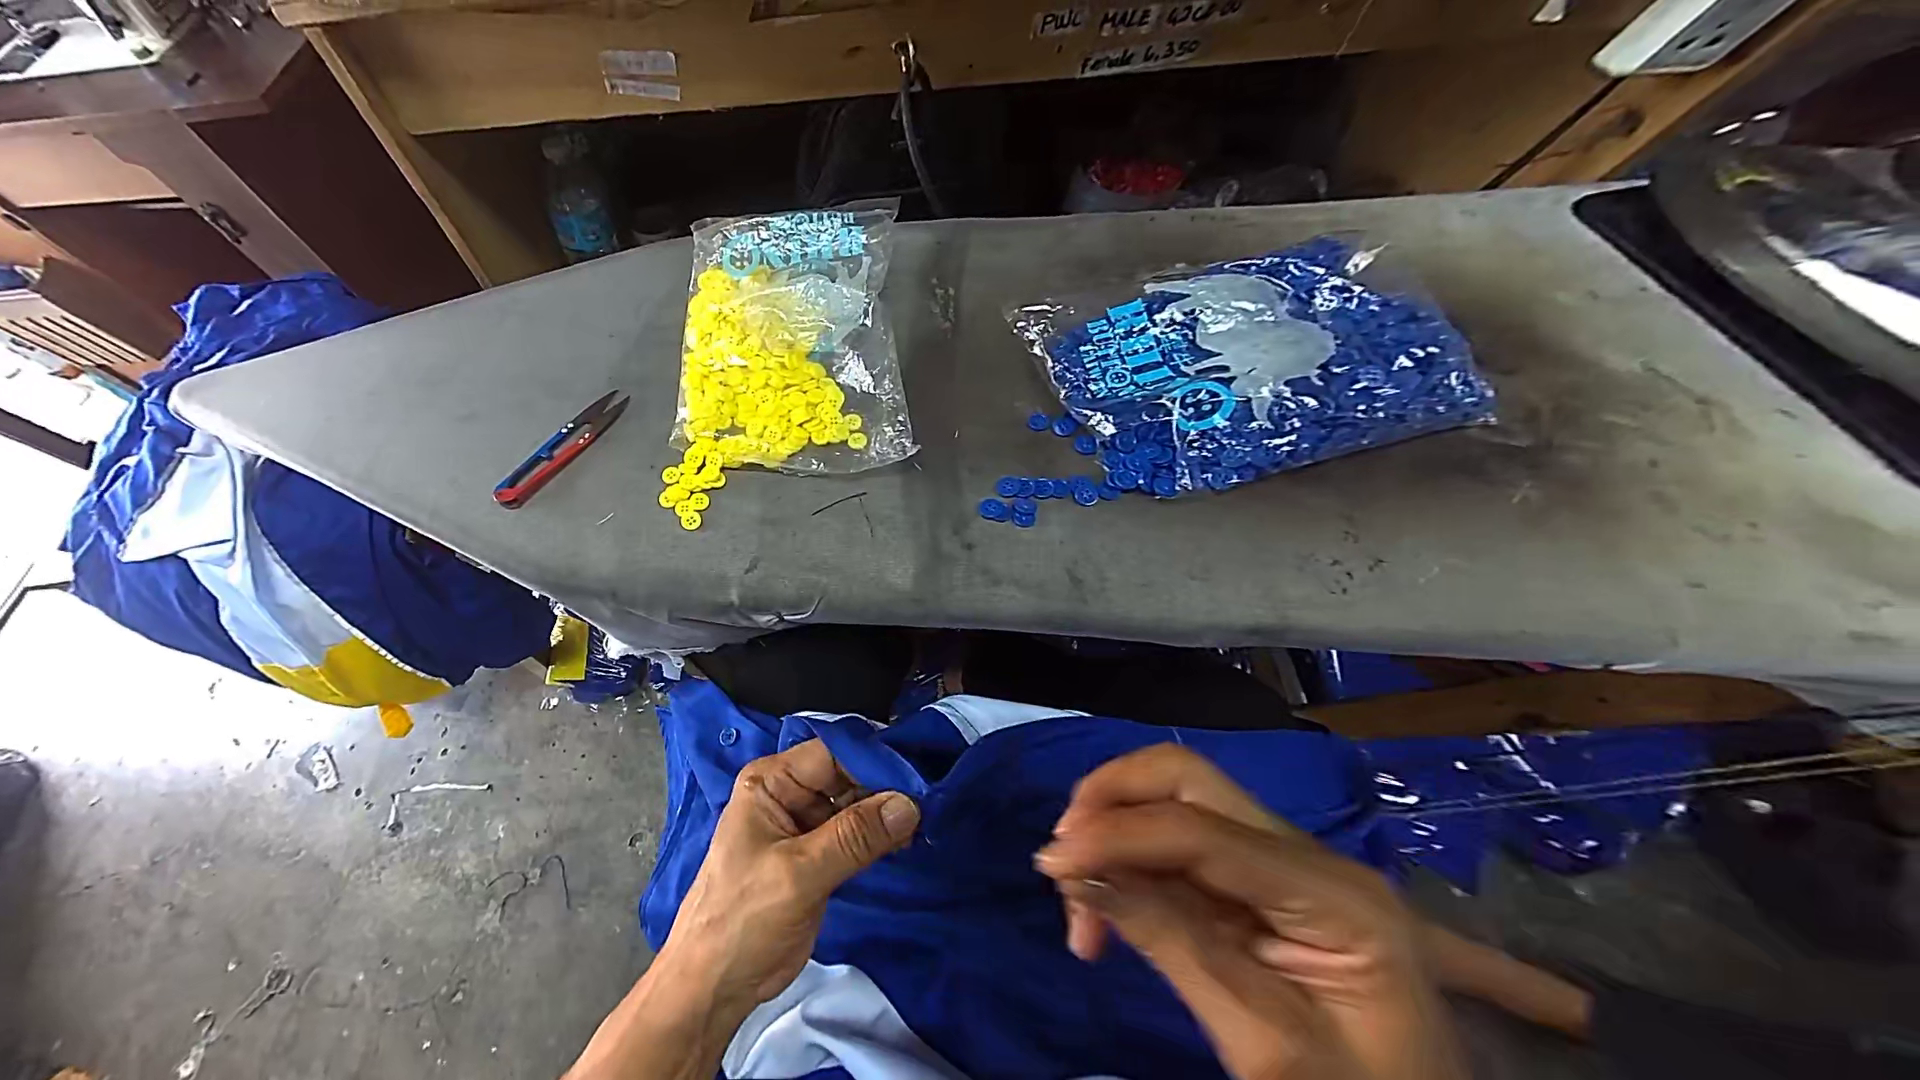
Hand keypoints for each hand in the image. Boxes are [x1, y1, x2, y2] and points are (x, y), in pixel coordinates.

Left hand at [565, 739, 917, 1079]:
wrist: (712, 991)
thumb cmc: (741, 922)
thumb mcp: (799, 874)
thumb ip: (855, 837)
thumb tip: (909, 805)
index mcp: (771, 782)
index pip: (833, 753)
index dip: (875, 759)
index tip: (918, 772)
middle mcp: (789, 794)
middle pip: (848, 775)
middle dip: (886, 787)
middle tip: (930, 797)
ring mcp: (805, 825)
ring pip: (857, 804)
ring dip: (888, 812)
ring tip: (927, 817)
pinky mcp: (819, 854)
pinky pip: (856, 833)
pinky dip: (880, 835)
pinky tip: (908, 838)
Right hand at [1035, 745, 1462, 1079]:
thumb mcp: (1263, 1045)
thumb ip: (1174, 947)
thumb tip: (1081, 875)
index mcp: (1331, 893)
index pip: (1201, 831)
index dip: (1117, 835)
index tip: (1051, 864)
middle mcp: (1305, 853)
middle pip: (1188, 779)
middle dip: (1111, 798)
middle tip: (1064, 856)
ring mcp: (1281, 860)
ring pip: (1176, 799)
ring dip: (1114, 829)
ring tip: (1081, 900)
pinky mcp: (1257, 879)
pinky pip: (1179, 842)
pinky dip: (1131, 859)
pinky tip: (1110, 903)